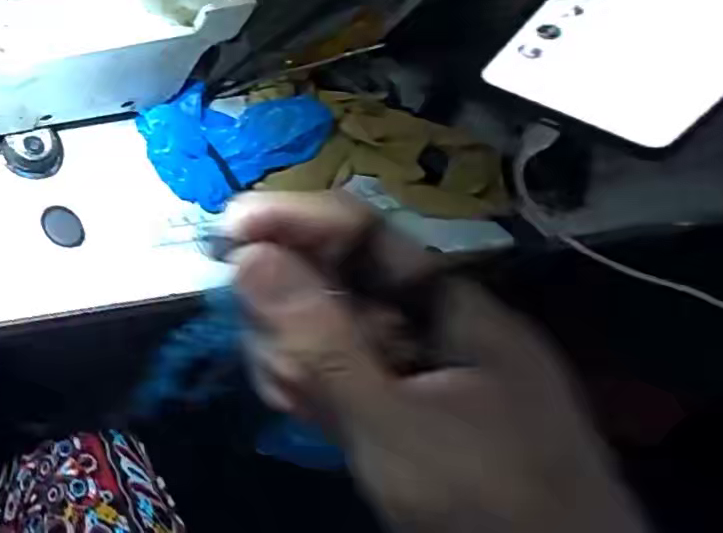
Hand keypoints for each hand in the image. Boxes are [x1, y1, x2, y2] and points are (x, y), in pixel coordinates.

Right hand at [226, 191, 645, 532]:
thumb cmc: (491, 516)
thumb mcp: (397, 428)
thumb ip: (321, 342)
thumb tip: (248, 256)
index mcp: (457, 313)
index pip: (364, 231)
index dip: (295, 219)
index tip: (231, 227)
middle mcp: (434, 328)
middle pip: (337, 274)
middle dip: (287, 297)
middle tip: (255, 331)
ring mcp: (415, 369)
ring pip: (327, 320)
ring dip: (290, 345)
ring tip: (282, 387)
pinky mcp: (396, 406)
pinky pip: (333, 364)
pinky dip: (303, 375)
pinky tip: (290, 401)